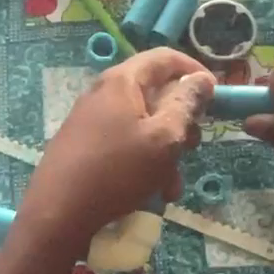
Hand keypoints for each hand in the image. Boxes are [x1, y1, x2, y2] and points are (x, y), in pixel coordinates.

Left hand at [21, 49, 213, 249]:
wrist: (56, 214)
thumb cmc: (116, 172)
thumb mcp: (162, 139)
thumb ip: (185, 105)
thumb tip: (201, 79)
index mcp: (121, 81)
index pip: (165, 58)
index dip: (195, 72)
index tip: (216, 97)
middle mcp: (102, 95)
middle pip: (154, 96)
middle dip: (180, 124)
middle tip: (193, 148)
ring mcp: (90, 123)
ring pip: (141, 129)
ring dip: (164, 156)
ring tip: (171, 189)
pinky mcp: (83, 149)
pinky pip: (123, 148)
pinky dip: (142, 166)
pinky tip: (149, 196)